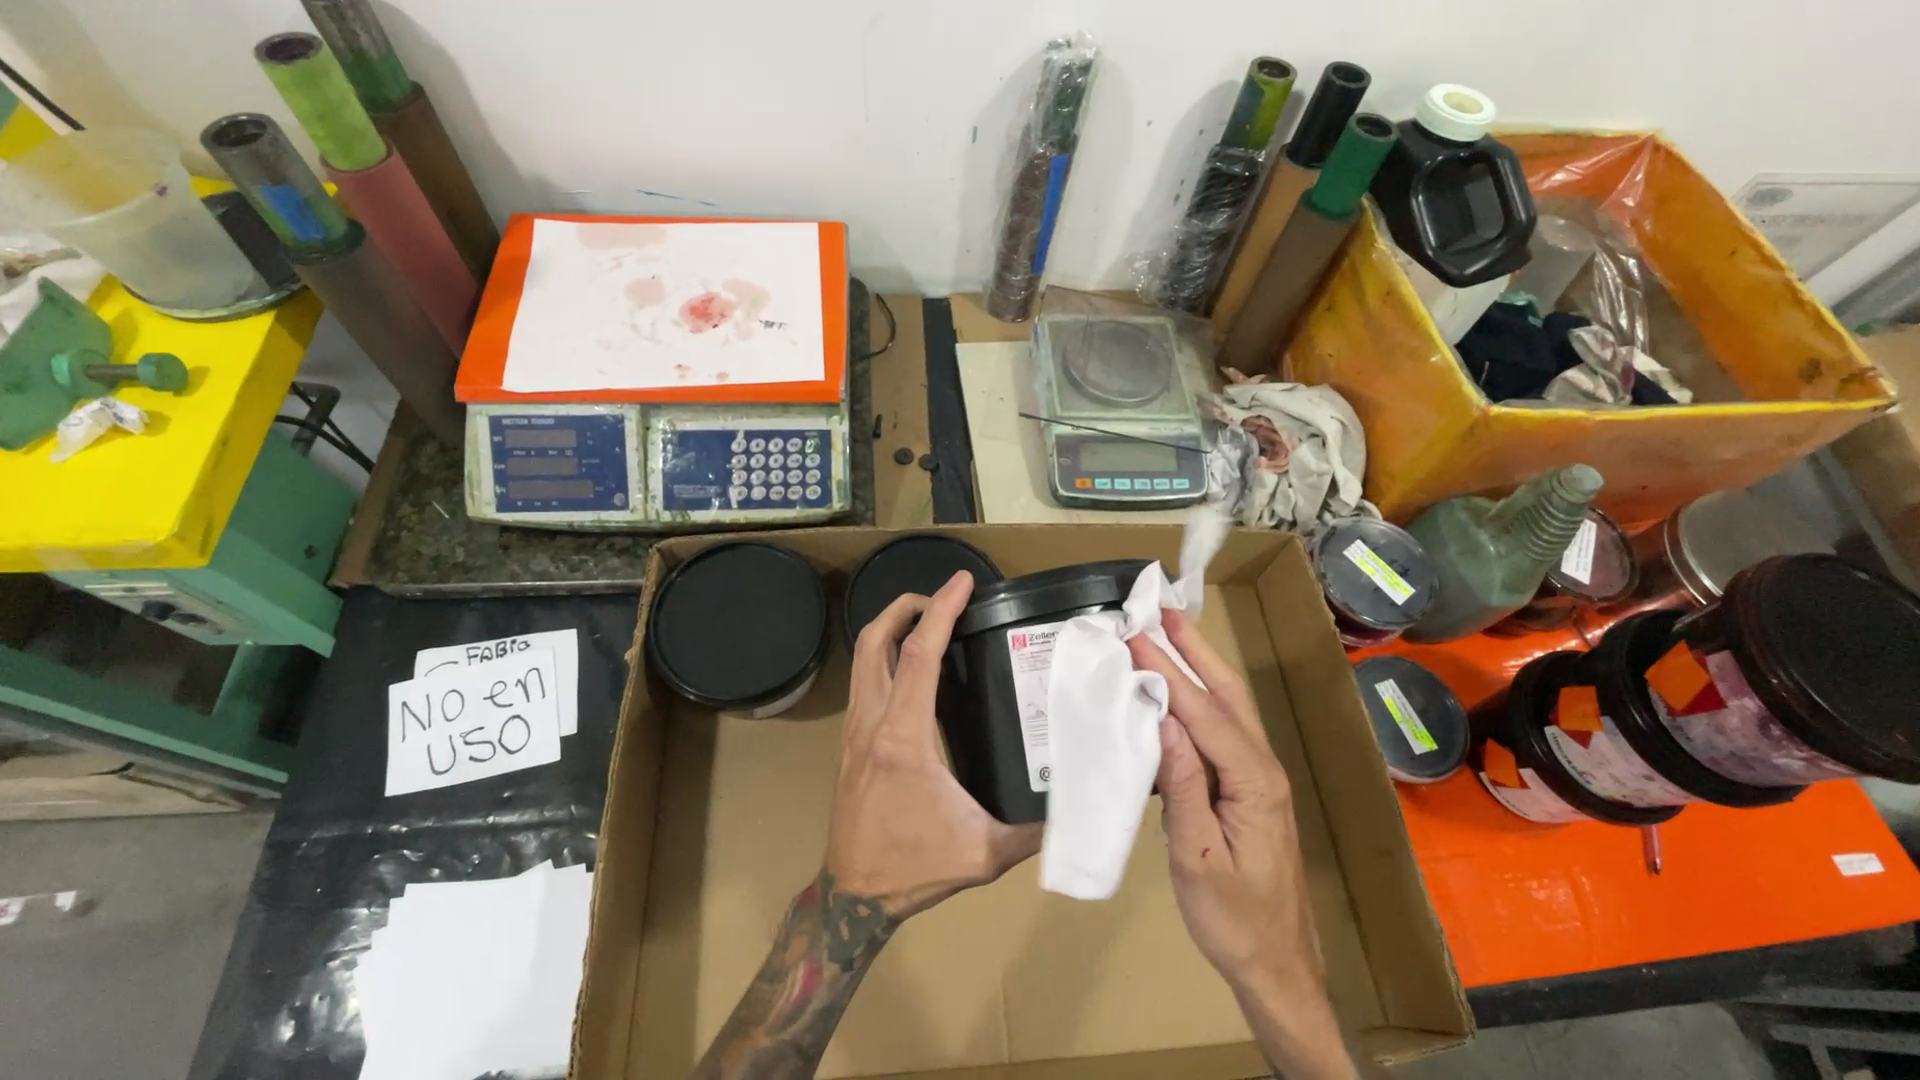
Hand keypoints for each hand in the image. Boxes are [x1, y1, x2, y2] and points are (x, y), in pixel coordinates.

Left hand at [826, 571, 1042, 918]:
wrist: (855, 893)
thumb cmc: (915, 868)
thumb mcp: (985, 853)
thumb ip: (1035, 829)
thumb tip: (1082, 802)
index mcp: (903, 738)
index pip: (919, 655)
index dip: (942, 611)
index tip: (963, 582)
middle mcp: (871, 722)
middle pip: (875, 641)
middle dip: (905, 606)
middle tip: (943, 597)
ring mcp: (855, 731)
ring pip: (862, 659)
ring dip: (891, 628)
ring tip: (930, 621)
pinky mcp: (850, 742)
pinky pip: (864, 681)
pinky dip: (885, 657)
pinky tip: (913, 669)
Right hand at [1127, 609, 1320, 996]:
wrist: (1275, 962)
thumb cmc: (1231, 916)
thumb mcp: (1196, 856)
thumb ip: (1183, 787)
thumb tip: (1163, 721)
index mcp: (1253, 782)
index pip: (1205, 713)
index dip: (1169, 671)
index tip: (1135, 635)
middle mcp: (1263, 768)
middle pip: (1228, 694)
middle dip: (1196, 648)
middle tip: (1162, 608)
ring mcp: (1260, 777)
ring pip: (1231, 707)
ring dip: (1201, 665)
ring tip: (1170, 632)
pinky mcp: (1249, 789)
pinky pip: (1224, 729)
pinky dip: (1201, 697)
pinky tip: (1179, 691)